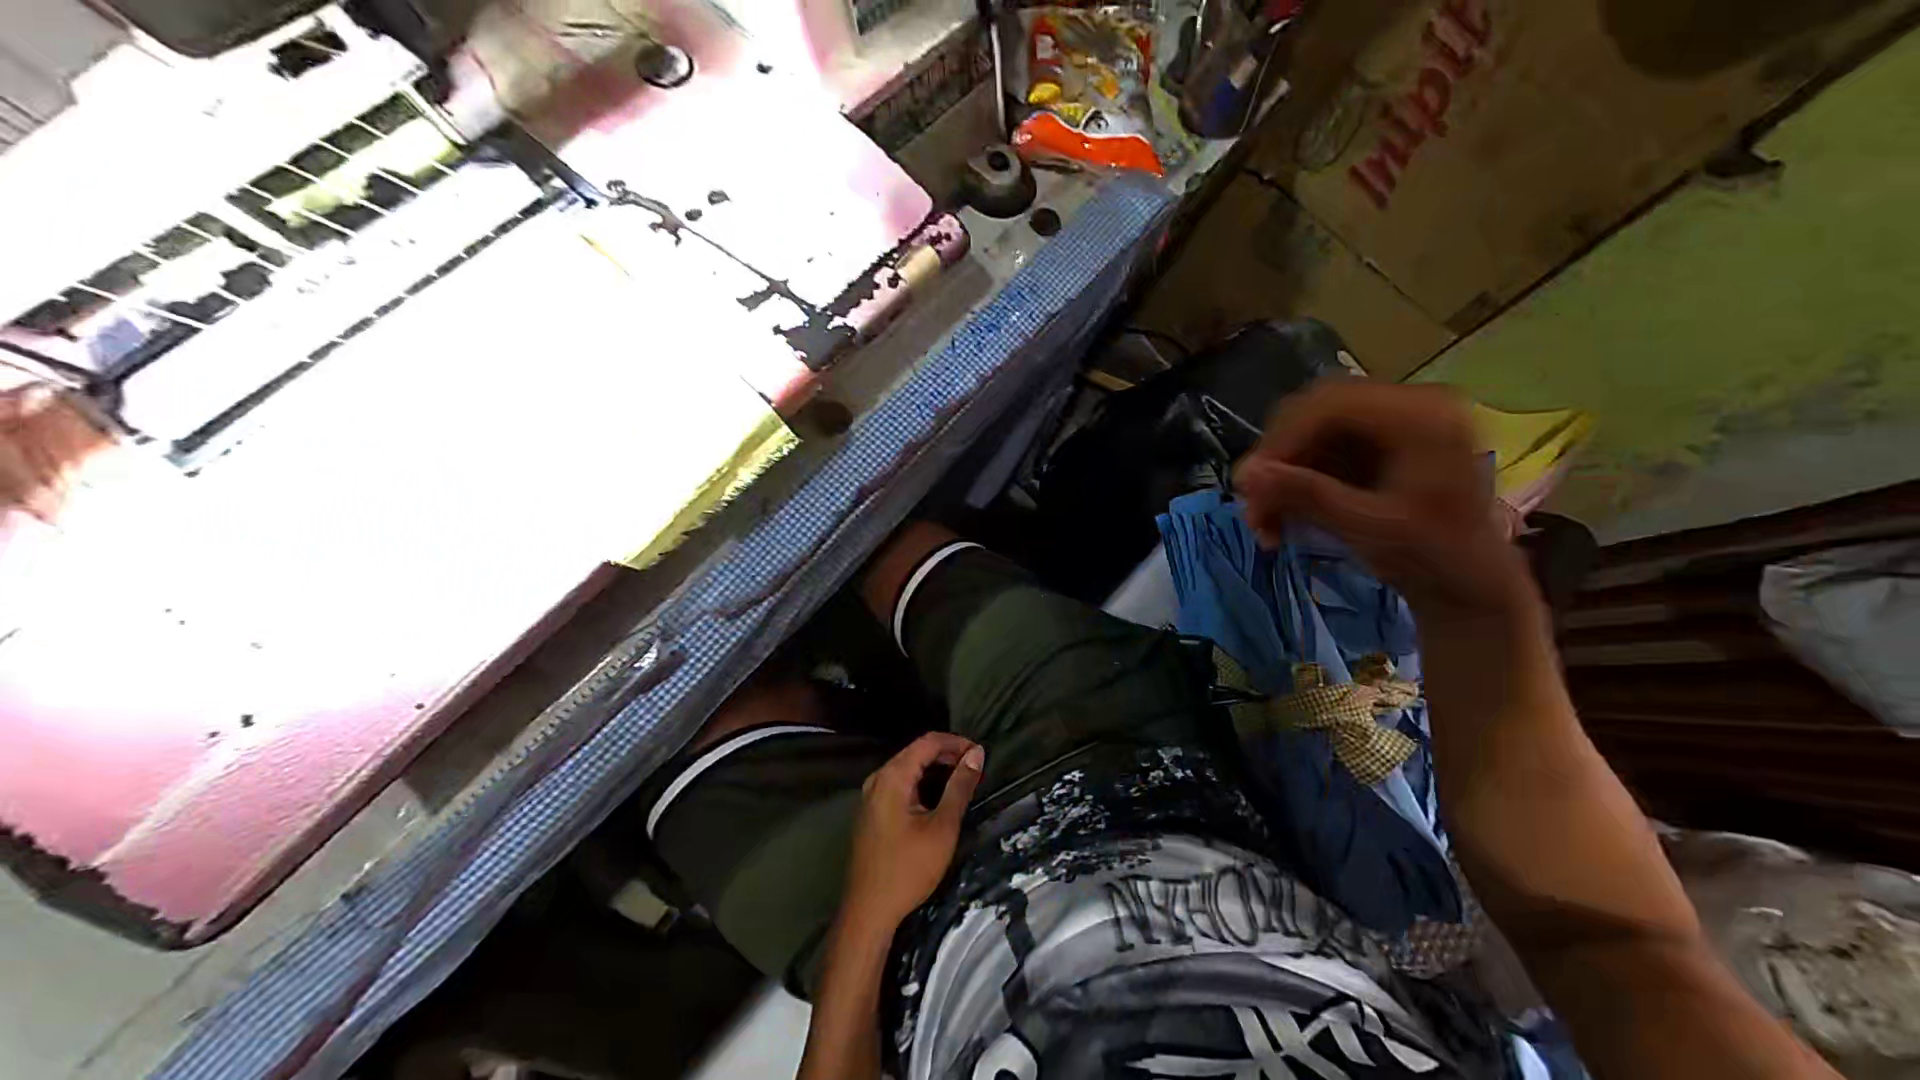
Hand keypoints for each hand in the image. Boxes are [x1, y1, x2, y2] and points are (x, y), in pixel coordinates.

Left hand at [843, 732, 985, 926]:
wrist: (869, 910)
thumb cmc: (909, 868)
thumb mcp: (942, 827)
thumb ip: (959, 787)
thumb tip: (976, 754)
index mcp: (892, 777)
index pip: (928, 741)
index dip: (956, 742)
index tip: (981, 755)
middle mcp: (878, 778)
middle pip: (916, 752)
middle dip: (948, 755)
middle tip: (976, 769)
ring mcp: (871, 795)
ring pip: (908, 768)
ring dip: (936, 770)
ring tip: (963, 782)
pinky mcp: (872, 811)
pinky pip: (900, 784)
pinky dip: (922, 783)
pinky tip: (939, 798)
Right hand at [1233, 380, 1533, 622]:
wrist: (1469, 587)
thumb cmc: (1432, 558)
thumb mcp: (1367, 528)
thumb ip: (1307, 495)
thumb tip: (1245, 474)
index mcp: (1421, 415)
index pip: (1329, 405)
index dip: (1281, 442)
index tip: (1249, 486)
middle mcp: (1406, 405)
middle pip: (1314, 414)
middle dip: (1276, 461)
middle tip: (1251, 505)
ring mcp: (1390, 423)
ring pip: (1309, 433)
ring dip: (1279, 476)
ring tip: (1263, 523)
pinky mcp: (1375, 444)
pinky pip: (1317, 451)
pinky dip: (1294, 483)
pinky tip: (1281, 518)